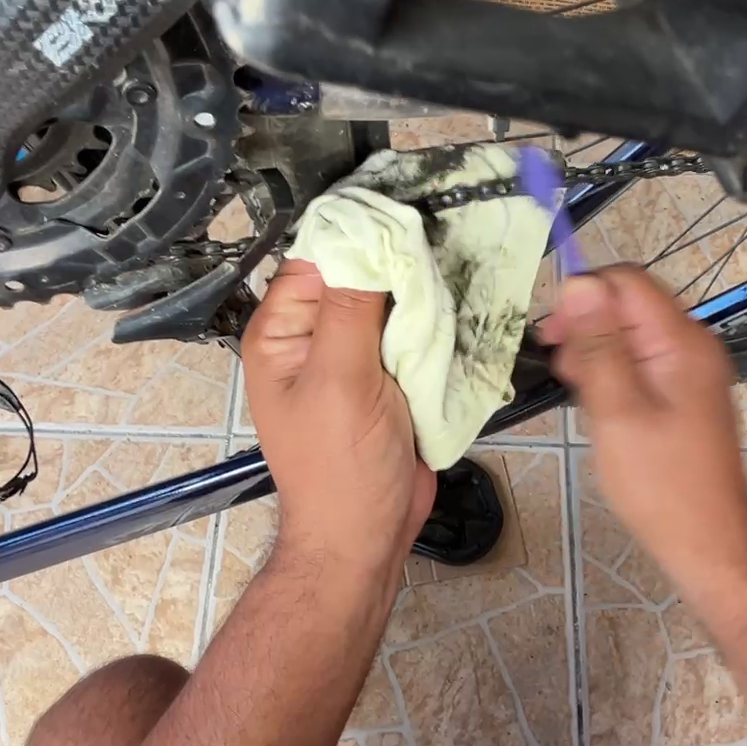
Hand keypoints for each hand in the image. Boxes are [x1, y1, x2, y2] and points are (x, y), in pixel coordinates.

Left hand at [244, 259, 435, 588]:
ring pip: (392, 306)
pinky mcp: (389, 379)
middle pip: (359, 276)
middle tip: (447, 233)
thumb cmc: (339, 466)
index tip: (409, 211)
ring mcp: (355, 359)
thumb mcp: (339, 381)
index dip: (360, 233)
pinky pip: (412, 337)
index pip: (318, 258)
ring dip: (423, 295)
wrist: (367, 534)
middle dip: (400, 262)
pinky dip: (435, 327)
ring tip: (462, 266)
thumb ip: (350, 309)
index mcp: (283, 332)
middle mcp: (315, 337)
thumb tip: (366, 236)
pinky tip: (462, 308)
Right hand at [540, 266, 746, 592]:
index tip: (552, 336)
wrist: (705, 541)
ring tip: (575, 391)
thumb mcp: (618, 409)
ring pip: (629, 336)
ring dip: (594, 353)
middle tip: (559, 370)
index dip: (584, 296)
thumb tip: (578, 282)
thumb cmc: (659, 481)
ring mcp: (688, 372)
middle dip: (586, 326)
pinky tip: (595, 403)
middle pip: (627, 306)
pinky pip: (639, 365)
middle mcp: (690, 346)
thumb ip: (598, 344)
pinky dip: (610, 374)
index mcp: (682, 341)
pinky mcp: (680, 396)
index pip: (627, 281)